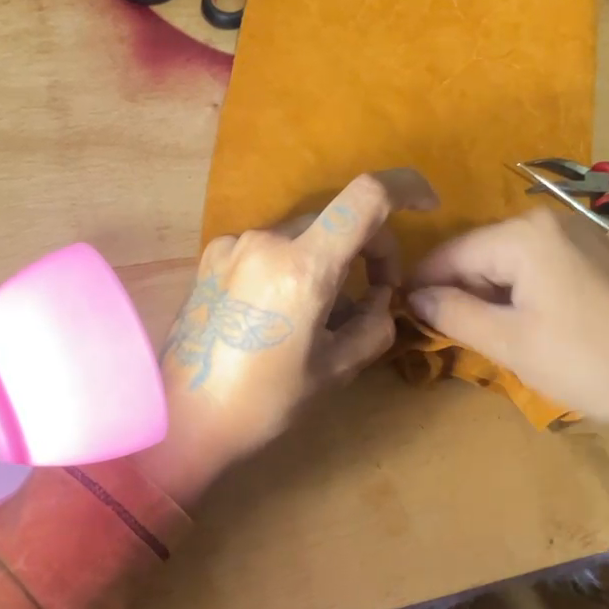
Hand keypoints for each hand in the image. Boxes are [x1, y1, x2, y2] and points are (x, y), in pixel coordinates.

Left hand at [133, 169, 440, 504]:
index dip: (408, 189)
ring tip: (322, 318)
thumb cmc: (262, 404)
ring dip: (329, 262)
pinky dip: (294, 267)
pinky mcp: (213, 256)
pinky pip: (271, 248)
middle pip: (338, 218)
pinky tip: (283, 315)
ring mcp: (233, 245)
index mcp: (301, 267)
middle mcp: (265, 241)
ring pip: (304, 236)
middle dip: (368, 249)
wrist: (181, 419)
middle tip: (375, 299)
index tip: (427, 207)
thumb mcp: (336, 369)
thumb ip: (375, 323)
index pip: (367, 196)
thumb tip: (381, 298)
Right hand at [407, 207, 608, 464]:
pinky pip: (542, 267)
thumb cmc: (586, 363)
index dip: (422, 285)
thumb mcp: (509, 343)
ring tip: (482, 336)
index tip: (401, 316)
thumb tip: (414, 297)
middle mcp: (553, 221)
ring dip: (490, 295)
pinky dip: (522, 294)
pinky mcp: (601, 259)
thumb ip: (453, 313)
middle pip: (482, 253)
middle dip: (458, 291)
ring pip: (511, 262)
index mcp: (526, 233)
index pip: (451, 253)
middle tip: (441, 334)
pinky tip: (525, 328)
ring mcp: (583, 237)